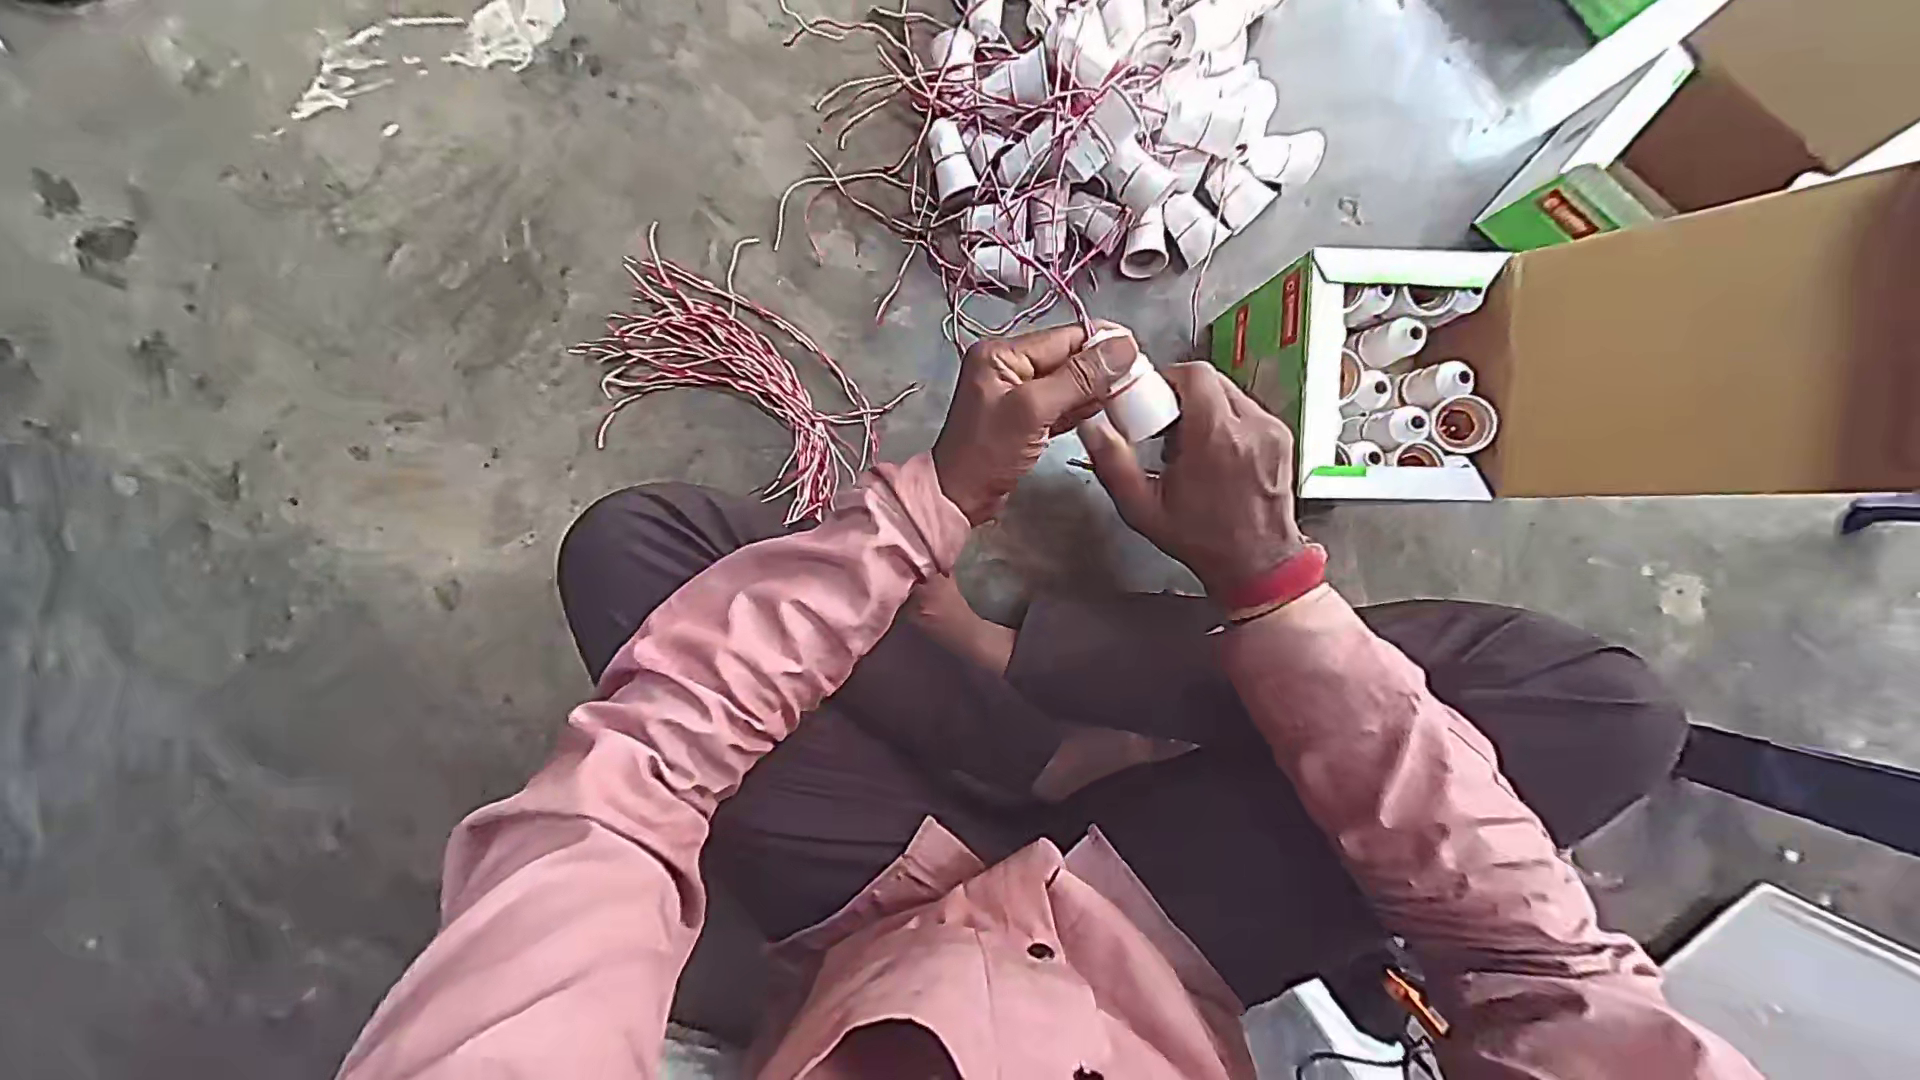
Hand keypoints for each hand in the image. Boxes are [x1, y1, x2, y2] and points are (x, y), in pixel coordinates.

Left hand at [933, 323, 1138, 524]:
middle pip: (1068, 357)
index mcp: (1001, 353)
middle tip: (1137, 381)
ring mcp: (1017, 392)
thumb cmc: (988, 452)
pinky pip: (1060, 403)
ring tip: (1125, 398)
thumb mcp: (1033, 410)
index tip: (1139, 355)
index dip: (1103, 344)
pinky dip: (1080, 408)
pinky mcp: (1025, 416)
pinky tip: (1102, 412)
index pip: (1064, 337)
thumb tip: (1124, 347)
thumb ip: (1079, 378)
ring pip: (1068, 381)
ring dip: (1095, 390)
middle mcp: (1009, 365)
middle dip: (1101, 369)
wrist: (960, 497)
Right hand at [1080, 362, 1304, 596]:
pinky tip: (1211, 452)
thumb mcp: (1142, 507)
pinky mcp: (1281, 437)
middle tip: (1163, 426)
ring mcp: (1271, 430)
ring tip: (1187, 444)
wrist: (1256, 562)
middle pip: (1210, 380)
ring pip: (1228, 393)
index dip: (1166, 380)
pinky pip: (1245, 410)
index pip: (1193, 374)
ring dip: (1202, 407)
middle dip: (1181, 395)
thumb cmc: (1201, 538)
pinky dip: (1223, 420)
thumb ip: (1112, 462)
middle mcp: (1250, 426)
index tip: (1151, 403)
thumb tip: (1092, 428)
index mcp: (1216, 437)